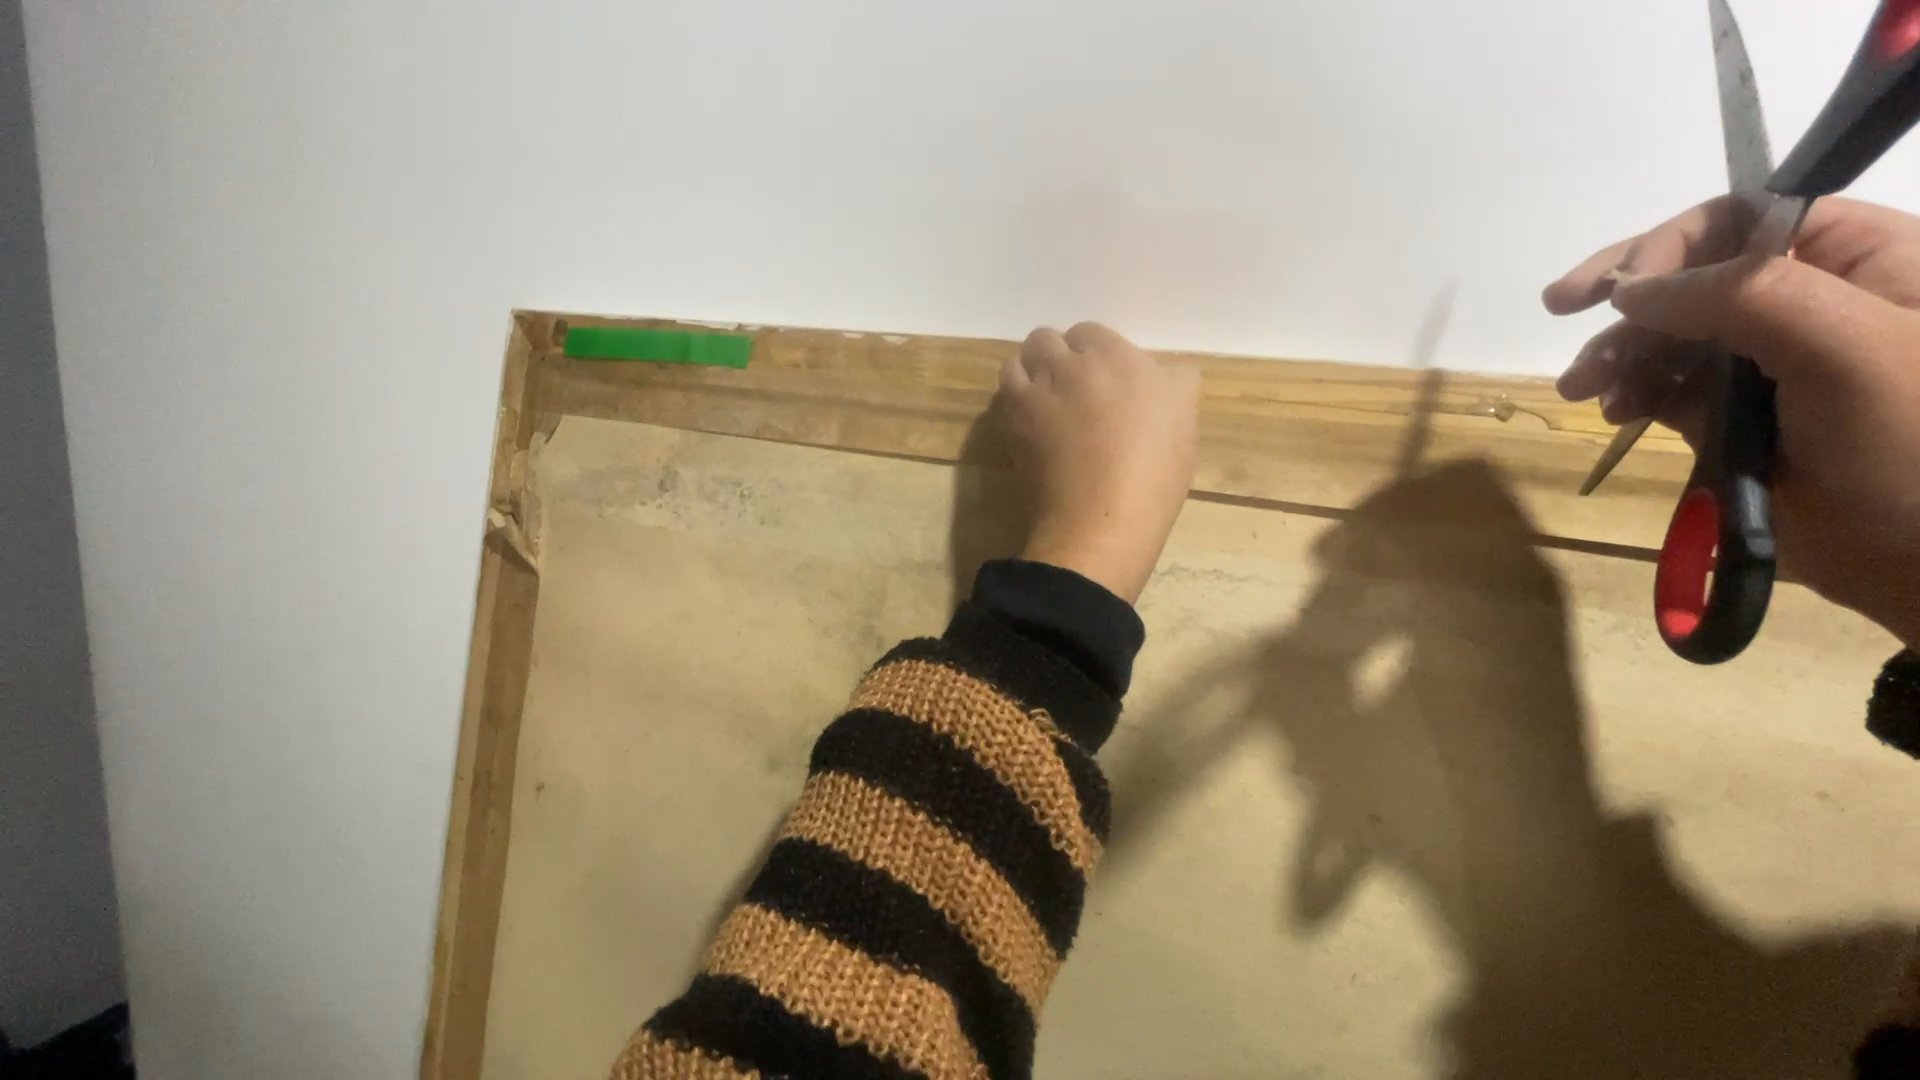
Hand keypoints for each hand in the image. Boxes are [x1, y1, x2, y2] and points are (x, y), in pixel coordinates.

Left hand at [997, 322, 1200, 604]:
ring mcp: (1038, 389)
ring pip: (1019, 359)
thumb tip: (1165, 373)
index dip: (1092, 355)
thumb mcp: (1185, 426)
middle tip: (1068, 390)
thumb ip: (1175, 386)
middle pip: (1049, 339)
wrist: (1100, 523)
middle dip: (1054, 358)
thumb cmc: (1153, 478)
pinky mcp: (1012, 419)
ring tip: (1040, 401)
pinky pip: (1004, 389)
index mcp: (1122, 359)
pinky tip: (1026, 418)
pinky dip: (1012, 395)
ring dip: (1027, 372)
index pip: (1092, 333)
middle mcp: (1074, 364)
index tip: (1100, 381)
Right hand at [1544, 196, 1919, 648]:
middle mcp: (1806, 302)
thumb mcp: (1846, 350)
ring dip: (1615, 354)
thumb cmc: (1907, 444)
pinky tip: (1615, 413)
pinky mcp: (1730, 413)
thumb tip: (1630, 290)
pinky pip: (1662, 386)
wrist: (1919, 558)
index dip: (1671, 243)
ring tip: (1581, 390)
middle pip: (1692, 274)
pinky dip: (1628, 393)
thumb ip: (1743, 297)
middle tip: (1557, 306)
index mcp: (1859, 263)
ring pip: (1666, 334)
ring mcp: (1764, 362)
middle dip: (1626, 298)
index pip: (1746, 220)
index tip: (1613, 290)